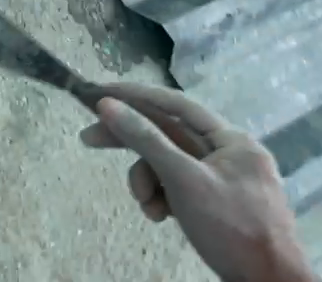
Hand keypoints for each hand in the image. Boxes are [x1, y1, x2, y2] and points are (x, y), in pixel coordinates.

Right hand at [81, 83, 318, 281]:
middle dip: (131, 143)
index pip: (176, 104)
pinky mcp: (217, 204)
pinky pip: (177, 186)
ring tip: (144, 203)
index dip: (134, 95)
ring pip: (167, 163)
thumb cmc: (231, 228)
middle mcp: (229, 156)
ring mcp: (223, 181)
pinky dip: (161, 196)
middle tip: (89, 139)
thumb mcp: (183, 179)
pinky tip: (159, 214)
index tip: (98, 94)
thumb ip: (144, 138)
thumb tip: (105, 103)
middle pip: (166, 135)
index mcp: (232, 143)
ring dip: (146, 180)